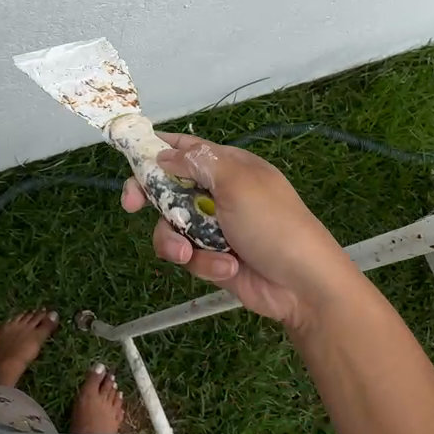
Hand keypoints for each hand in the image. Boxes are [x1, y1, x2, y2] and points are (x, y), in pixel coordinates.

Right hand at [122, 132, 362, 331]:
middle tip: (131, 206)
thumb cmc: (273, 224)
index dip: (156, 150)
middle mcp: (218, 193)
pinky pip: (188, 255)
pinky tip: (226, 269)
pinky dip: (203, 263)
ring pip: (171, 226)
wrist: (303, 285)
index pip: (185, 148)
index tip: (129, 159)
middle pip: (167, 188)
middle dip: (150, 198)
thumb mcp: (237, 182)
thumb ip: (197, 162)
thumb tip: (164, 155)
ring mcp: (214, 227)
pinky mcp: (212, 258)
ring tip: (188, 253)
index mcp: (228, 166)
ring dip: (176, 240)